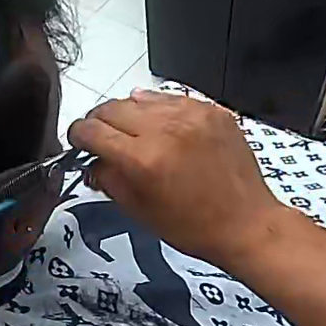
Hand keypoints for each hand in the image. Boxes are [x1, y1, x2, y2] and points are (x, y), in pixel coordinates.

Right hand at [67, 90, 296, 266]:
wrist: (246, 224)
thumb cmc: (195, 227)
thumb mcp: (141, 212)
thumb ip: (110, 181)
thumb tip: (93, 162)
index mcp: (143, 160)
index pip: (92, 130)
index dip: (79, 136)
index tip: (80, 142)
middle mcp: (165, 129)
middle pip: (112, 108)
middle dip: (100, 122)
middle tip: (104, 139)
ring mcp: (192, 115)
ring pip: (140, 98)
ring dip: (129, 114)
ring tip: (136, 135)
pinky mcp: (212, 110)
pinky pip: (172, 100)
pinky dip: (160, 112)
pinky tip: (164, 130)